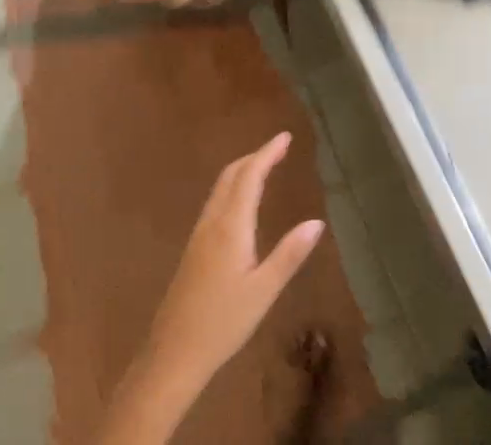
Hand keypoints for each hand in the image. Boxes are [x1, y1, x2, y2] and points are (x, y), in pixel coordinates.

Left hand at [141, 133, 325, 387]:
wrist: (173, 353)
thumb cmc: (223, 322)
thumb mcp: (264, 290)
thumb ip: (290, 254)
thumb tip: (316, 222)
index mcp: (230, 228)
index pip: (249, 178)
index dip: (267, 154)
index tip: (285, 137)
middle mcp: (212, 224)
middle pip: (230, 177)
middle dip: (254, 157)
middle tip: (279, 148)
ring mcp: (199, 237)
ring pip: (220, 190)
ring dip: (242, 172)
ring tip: (264, 167)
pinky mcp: (194, 251)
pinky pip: (215, 204)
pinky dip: (233, 189)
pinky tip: (241, 204)